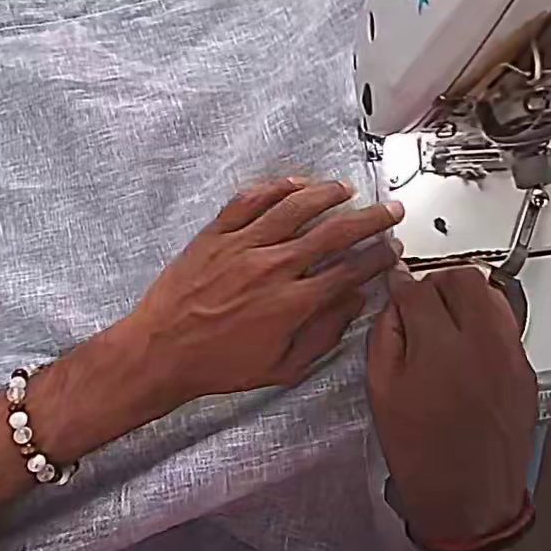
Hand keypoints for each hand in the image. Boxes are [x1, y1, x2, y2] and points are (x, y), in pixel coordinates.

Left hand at [111, 178, 403, 408]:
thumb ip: (323, 335)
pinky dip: (276, 187)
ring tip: (346, 189)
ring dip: (327, 194)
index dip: (377, 257)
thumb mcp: (281, 367)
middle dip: (369, 219)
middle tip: (387, 211)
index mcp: (291, 303)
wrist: (160, 351)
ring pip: (295, 207)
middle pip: (333, 232)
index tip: (390, 250)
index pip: (349, 270)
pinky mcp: (216, 235)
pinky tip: (294, 183)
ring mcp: (242, 246)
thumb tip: (352, 304)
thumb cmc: (217, 364)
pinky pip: (250, 200)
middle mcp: (271, 268)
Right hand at [368, 266, 537, 542]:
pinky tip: (466, 342)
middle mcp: (482, 345)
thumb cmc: (421, 455)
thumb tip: (394, 306)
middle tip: (419, 300)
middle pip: (463, 279)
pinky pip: (507, 324)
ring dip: (464, 295)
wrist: (469, 501)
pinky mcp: (527, 371)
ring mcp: (510, 356)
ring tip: (445, 316)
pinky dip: (485, 320)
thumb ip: (385, 338)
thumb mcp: (382, 393)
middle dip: (435, 282)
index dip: (400, 285)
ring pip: (492, 294)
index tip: (395, 287)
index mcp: (438, 349)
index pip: (418, 290)